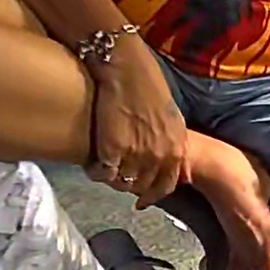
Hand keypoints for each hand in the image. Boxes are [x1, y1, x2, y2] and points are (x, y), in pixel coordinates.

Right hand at [87, 37, 189, 208]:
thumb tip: (171, 158)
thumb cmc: (150, 88)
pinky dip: (96, 172)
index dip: (154, 194)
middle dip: (130, 186)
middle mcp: (160, 157)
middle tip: (118, 181)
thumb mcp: (173, 119)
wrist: (127, 70)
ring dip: (112, 179)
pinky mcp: (112, 150)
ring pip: (122, 182)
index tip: (143, 200)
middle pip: (143, 186)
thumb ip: (172, 142)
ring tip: (104, 170)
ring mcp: (137, 156)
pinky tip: (92, 165)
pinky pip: (102, 173)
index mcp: (177, 150)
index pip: (168, 185)